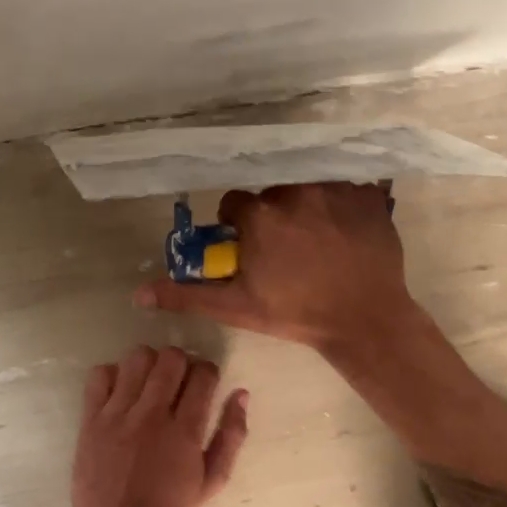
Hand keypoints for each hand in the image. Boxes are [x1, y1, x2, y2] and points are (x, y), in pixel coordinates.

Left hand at [69, 346, 248, 506]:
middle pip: (171, 358)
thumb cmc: (167, 506)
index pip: (202, 375)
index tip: (204, 381)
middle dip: (181, 361)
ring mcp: (118, 414)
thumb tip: (241, 394)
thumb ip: (231, 436)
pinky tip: (121, 391)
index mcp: (185, 431)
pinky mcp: (91, 417)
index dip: (208, 370)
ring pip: (137, 359)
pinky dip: (113, 374)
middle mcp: (152, 415)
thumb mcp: (212, 481)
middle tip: (178, 378)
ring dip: (149, 363)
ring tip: (150, 381)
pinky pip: (100, 375)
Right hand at [134, 183, 416, 352]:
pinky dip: (342, 206)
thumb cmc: (295, 314)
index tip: (249, 247)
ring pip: (308, 187)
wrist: (364, 319)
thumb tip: (139, 294)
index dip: (239, 226)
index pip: (235, 204)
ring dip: (307, 207)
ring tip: (317, 241)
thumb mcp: (236, 308)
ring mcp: (335, 188)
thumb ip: (186, 296)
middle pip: (273, 193)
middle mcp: (295, 190)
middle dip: (274, 215)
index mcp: (260, 215)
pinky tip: (345, 234)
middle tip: (286, 250)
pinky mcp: (368, 193)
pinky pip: (345, 188)